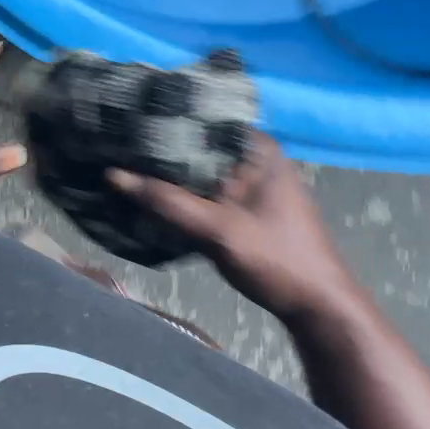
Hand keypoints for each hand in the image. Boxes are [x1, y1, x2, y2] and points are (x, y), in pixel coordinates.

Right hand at [108, 133, 358, 321]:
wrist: (319, 311)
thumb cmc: (277, 260)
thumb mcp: (217, 230)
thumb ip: (165, 200)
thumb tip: (111, 174)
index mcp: (258, 150)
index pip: (200, 118)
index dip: (161, 117)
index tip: (123, 117)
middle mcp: (253, 158)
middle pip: (195, 142)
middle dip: (158, 145)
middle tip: (113, 140)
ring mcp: (248, 182)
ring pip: (195, 166)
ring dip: (165, 169)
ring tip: (121, 159)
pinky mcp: (241, 204)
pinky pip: (201, 185)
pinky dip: (177, 188)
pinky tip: (146, 188)